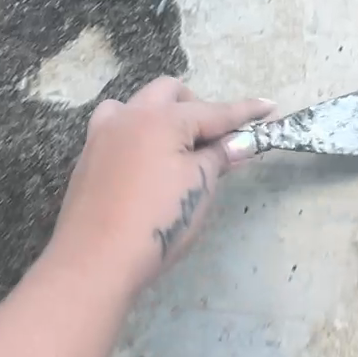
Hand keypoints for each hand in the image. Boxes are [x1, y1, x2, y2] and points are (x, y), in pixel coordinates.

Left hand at [43, 77, 273, 300]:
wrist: (93, 263)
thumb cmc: (157, 221)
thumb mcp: (200, 187)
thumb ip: (219, 156)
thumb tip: (239, 142)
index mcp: (161, 119)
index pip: (214, 111)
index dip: (245, 111)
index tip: (269, 106)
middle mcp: (129, 116)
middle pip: (170, 93)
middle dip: (196, 107)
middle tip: (213, 140)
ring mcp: (102, 135)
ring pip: (137, 105)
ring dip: (161, 116)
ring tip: (175, 148)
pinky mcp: (88, 158)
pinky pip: (117, 128)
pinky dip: (138, 134)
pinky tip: (146, 163)